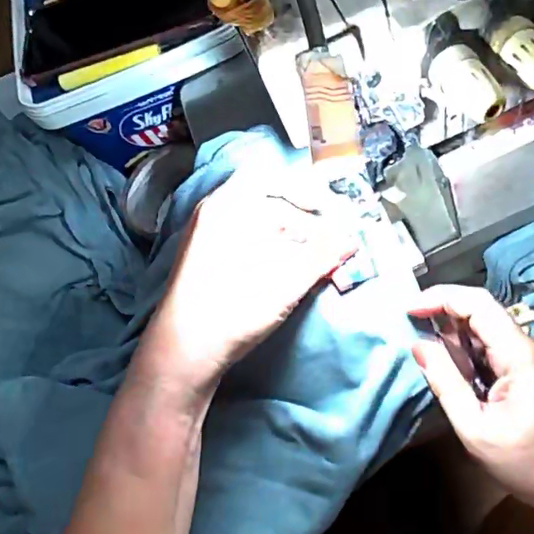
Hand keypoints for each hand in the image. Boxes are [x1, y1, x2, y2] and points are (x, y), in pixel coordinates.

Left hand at [139, 173, 357, 392]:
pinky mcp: (204, 261)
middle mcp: (213, 214)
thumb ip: (323, 257)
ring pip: (256, 225)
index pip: (272, 181)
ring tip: (311, 261)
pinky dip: (269, 250)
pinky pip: (244, 241)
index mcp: (228, 206)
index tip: (327, 210)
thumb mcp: (287, 281)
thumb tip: (350, 241)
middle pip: (267, 204)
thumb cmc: (234, 308)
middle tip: (327, 244)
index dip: (304, 192)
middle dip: (302, 222)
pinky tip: (284, 272)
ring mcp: (205, 237)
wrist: (182, 352)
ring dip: (288, 239)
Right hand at [408, 285, 533, 525]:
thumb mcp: (478, 430)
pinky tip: (451, 373)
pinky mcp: (530, 375)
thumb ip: (447, 384)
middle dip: (443, 317)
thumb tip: (420, 346)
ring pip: (486, 333)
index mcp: (519, 354)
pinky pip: (494, 352)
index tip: (409, 310)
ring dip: (454, 339)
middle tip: (411, 335)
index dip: (441, 298)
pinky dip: (468, 356)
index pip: (478, 303)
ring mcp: (531, 360)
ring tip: (426, 356)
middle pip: (481, 313)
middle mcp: (527, 347)